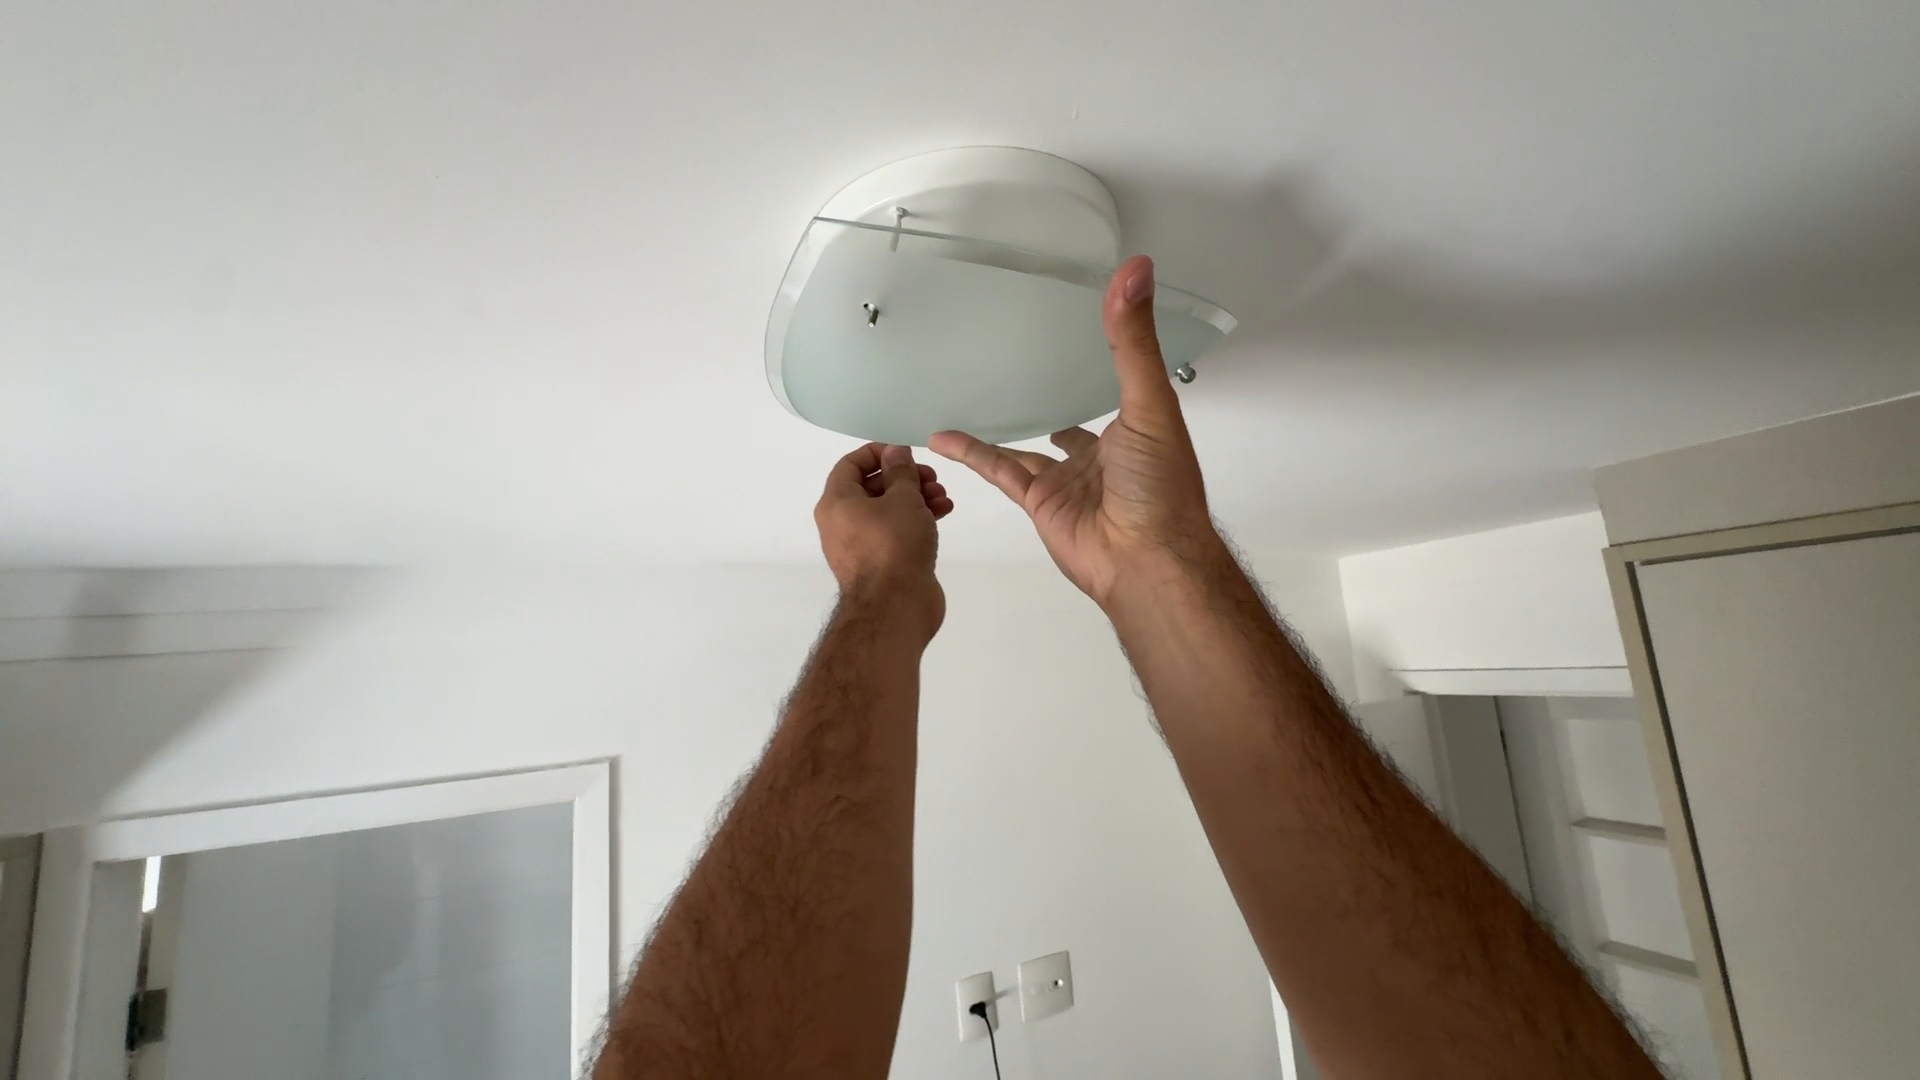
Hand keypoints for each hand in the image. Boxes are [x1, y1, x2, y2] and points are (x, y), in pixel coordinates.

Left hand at [815, 442, 950, 633]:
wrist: (896, 608)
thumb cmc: (894, 544)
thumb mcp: (903, 498)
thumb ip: (901, 471)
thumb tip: (895, 452)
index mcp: (836, 503)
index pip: (850, 464)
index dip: (878, 452)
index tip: (906, 452)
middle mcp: (842, 523)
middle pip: (872, 487)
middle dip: (905, 478)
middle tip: (932, 478)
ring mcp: (861, 546)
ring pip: (888, 511)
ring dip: (916, 499)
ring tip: (943, 498)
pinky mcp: (880, 564)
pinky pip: (895, 533)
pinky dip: (915, 521)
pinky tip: (941, 515)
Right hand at [928, 256, 1219, 605]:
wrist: (1144, 559)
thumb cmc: (1159, 484)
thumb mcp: (1149, 404)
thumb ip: (1133, 342)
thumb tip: (1136, 268)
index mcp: (1132, 428)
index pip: (1109, 387)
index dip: (1092, 362)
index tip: (1068, 332)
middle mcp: (1099, 454)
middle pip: (1064, 420)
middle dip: (1044, 399)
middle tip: (1012, 364)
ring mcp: (1066, 480)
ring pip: (1023, 447)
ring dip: (998, 425)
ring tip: (968, 393)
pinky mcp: (1038, 501)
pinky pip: (999, 471)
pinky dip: (971, 453)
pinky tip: (944, 435)